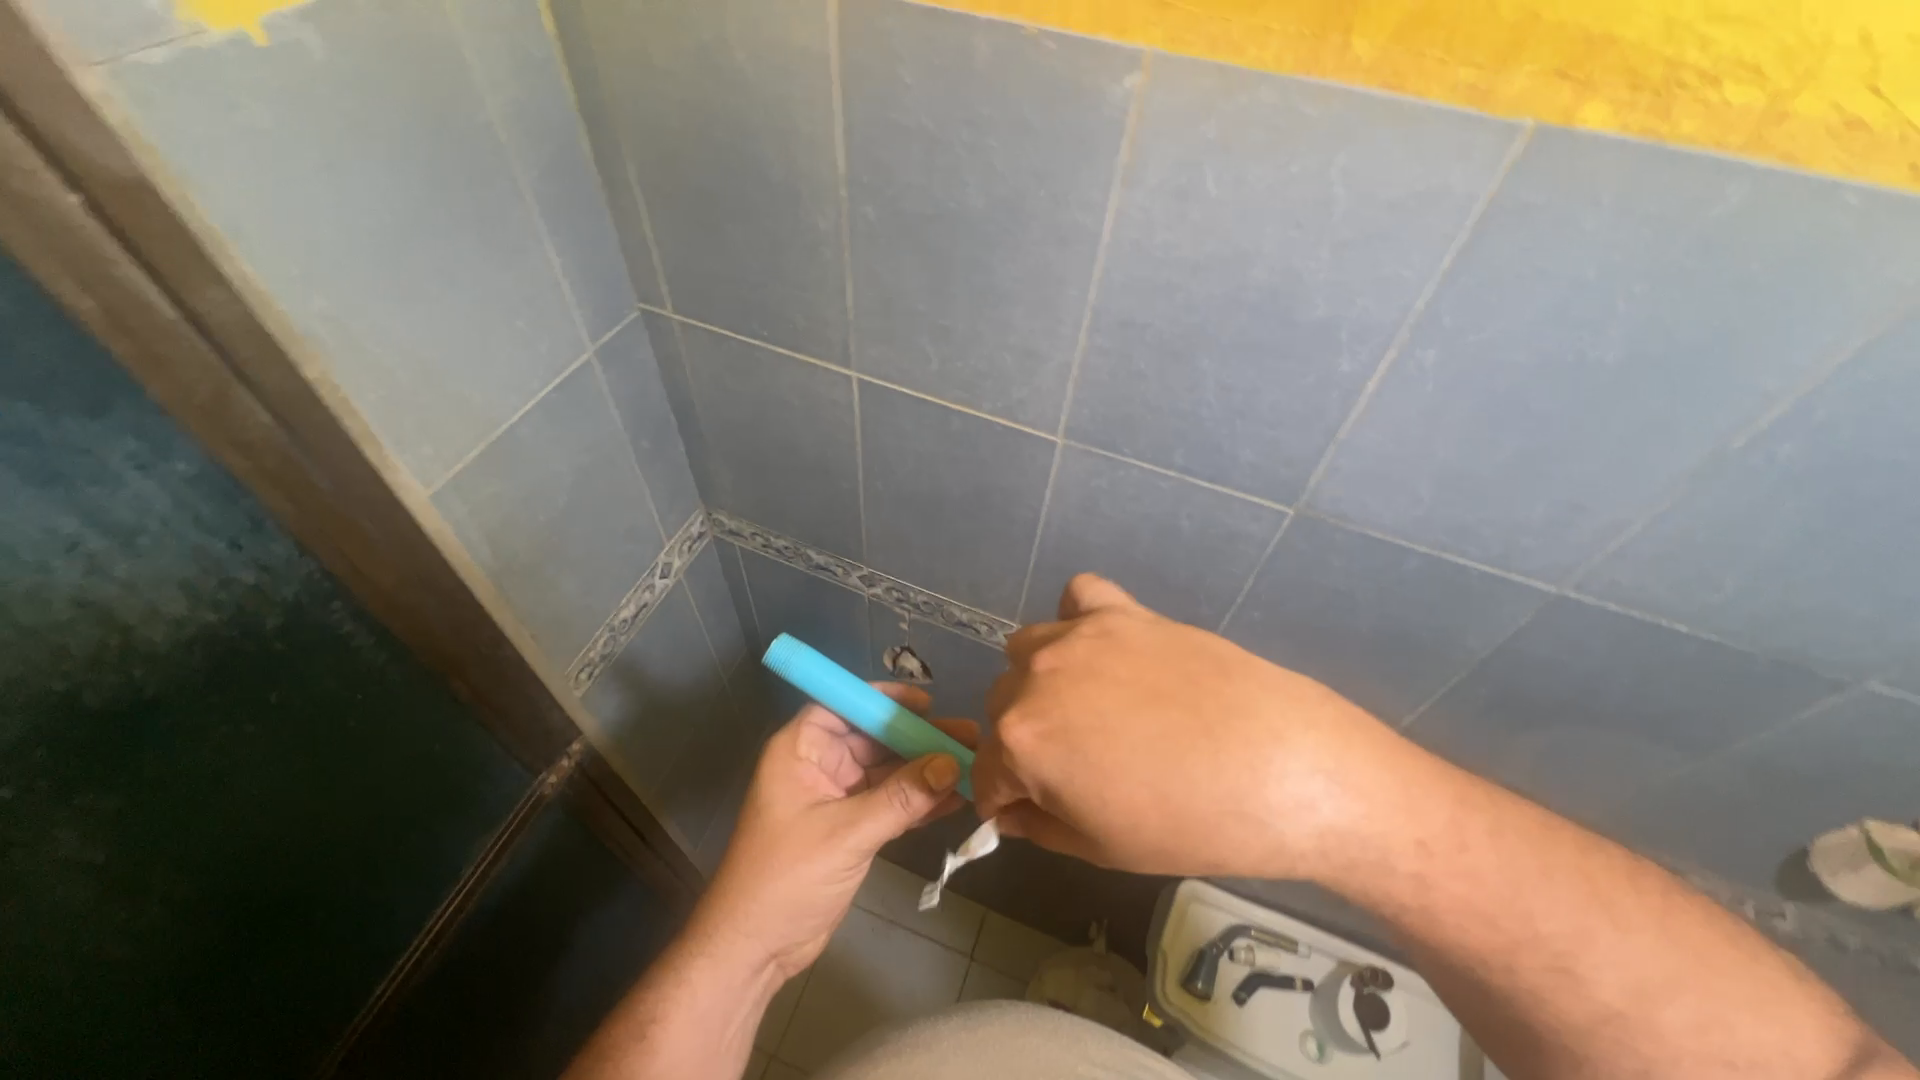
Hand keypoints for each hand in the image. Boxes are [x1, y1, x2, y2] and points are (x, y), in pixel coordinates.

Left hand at [691, 684, 977, 981]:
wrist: (756, 948)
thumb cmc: (786, 878)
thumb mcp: (846, 833)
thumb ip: (901, 798)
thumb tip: (951, 764)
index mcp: (800, 751)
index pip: (842, 705)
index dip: (883, 700)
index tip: (927, 704)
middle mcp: (818, 767)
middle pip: (874, 739)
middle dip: (919, 738)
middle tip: (969, 736)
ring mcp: (836, 800)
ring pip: (888, 772)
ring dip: (927, 770)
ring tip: (974, 765)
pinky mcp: (851, 830)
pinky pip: (891, 804)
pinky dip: (920, 802)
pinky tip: (956, 799)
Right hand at [972, 574, 1412, 879]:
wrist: (1286, 770)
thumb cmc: (1192, 825)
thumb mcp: (1102, 847)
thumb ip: (1038, 826)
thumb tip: (1009, 812)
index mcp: (1022, 739)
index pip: (987, 773)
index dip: (1006, 800)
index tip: (1030, 811)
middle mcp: (1037, 677)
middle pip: (1002, 706)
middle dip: (1024, 741)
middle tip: (1075, 768)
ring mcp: (1081, 636)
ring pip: (1028, 650)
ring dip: (1042, 680)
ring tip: (1091, 708)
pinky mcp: (1125, 611)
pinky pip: (1079, 596)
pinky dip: (1079, 617)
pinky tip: (1107, 648)